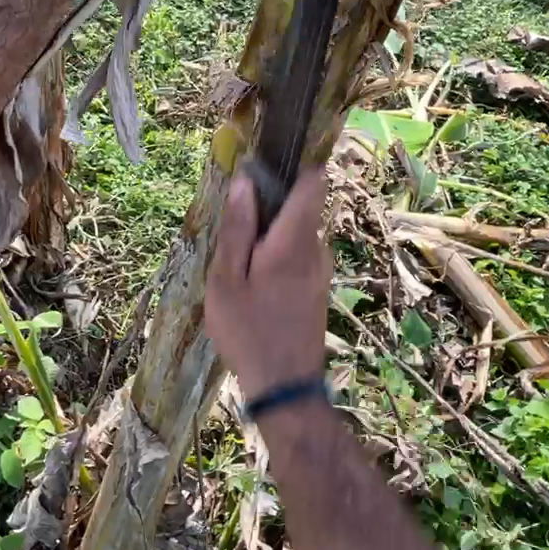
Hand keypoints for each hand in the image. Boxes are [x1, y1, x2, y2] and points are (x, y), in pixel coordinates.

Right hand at [205, 169, 331, 400]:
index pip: (313, 183)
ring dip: (271, 230)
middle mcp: (316, 249)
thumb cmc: (248, 330)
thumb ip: (237, 228)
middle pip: (301, 204)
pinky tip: (253, 277)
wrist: (285, 389)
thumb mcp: (227, 278)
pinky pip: (299, 250)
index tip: (267, 161)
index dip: (296, 164)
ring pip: (298, 229)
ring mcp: (321, 269)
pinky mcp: (318, 286)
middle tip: (234, 221)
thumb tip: (245, 181)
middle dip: (271, 202)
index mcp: (294, 241)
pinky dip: (278, 250)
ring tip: (238, 255)